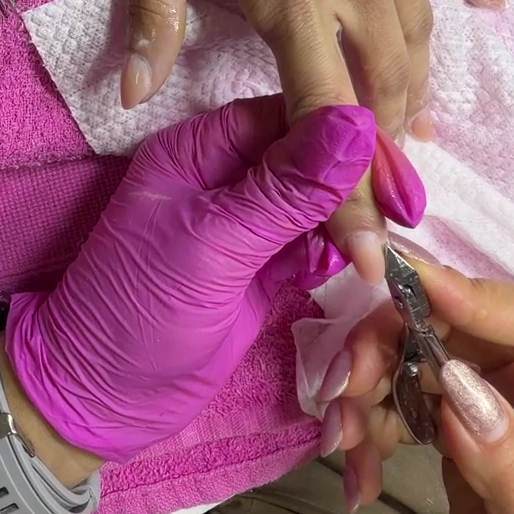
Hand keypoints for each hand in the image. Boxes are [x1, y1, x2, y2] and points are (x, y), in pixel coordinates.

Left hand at [5, 97, 373, 461]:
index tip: (396, 159)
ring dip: (353, 217)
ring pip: (315, 199)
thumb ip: (284, 189)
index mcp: (197, 150)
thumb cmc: (141, 311)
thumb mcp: (214, 244)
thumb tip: (354, 122)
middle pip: (306, 156)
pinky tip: (365, 261)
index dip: (340, 131)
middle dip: (355, 180)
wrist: (105, 397)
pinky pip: (312, 241)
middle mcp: (222, 174)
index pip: (283, 116)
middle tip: (407, 211)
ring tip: (393, 238)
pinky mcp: (261, 264)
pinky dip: (339, 249)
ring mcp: (245, 221)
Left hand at [123, 0, 497, 284]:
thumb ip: (154, 7)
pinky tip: (476, 24)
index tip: (365, 255)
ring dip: (417, 97)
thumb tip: (135, 92)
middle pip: (386, 90)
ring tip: (412, 143)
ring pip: (422, 38)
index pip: (323, 114)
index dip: (344, 195)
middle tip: (393, 216)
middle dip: (390, 163)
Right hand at [327, 262, 513, 513]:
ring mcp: (492, 403)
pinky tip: (360, 474)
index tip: (409, 289)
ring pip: (414, 353)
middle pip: (460, 326)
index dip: (480, 297)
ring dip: (367, 387)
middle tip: (345, 383)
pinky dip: (365, 426)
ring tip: (344, 445)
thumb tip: (458, 387)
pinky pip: (396, 397)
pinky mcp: (452, 424)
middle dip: (391, 340)